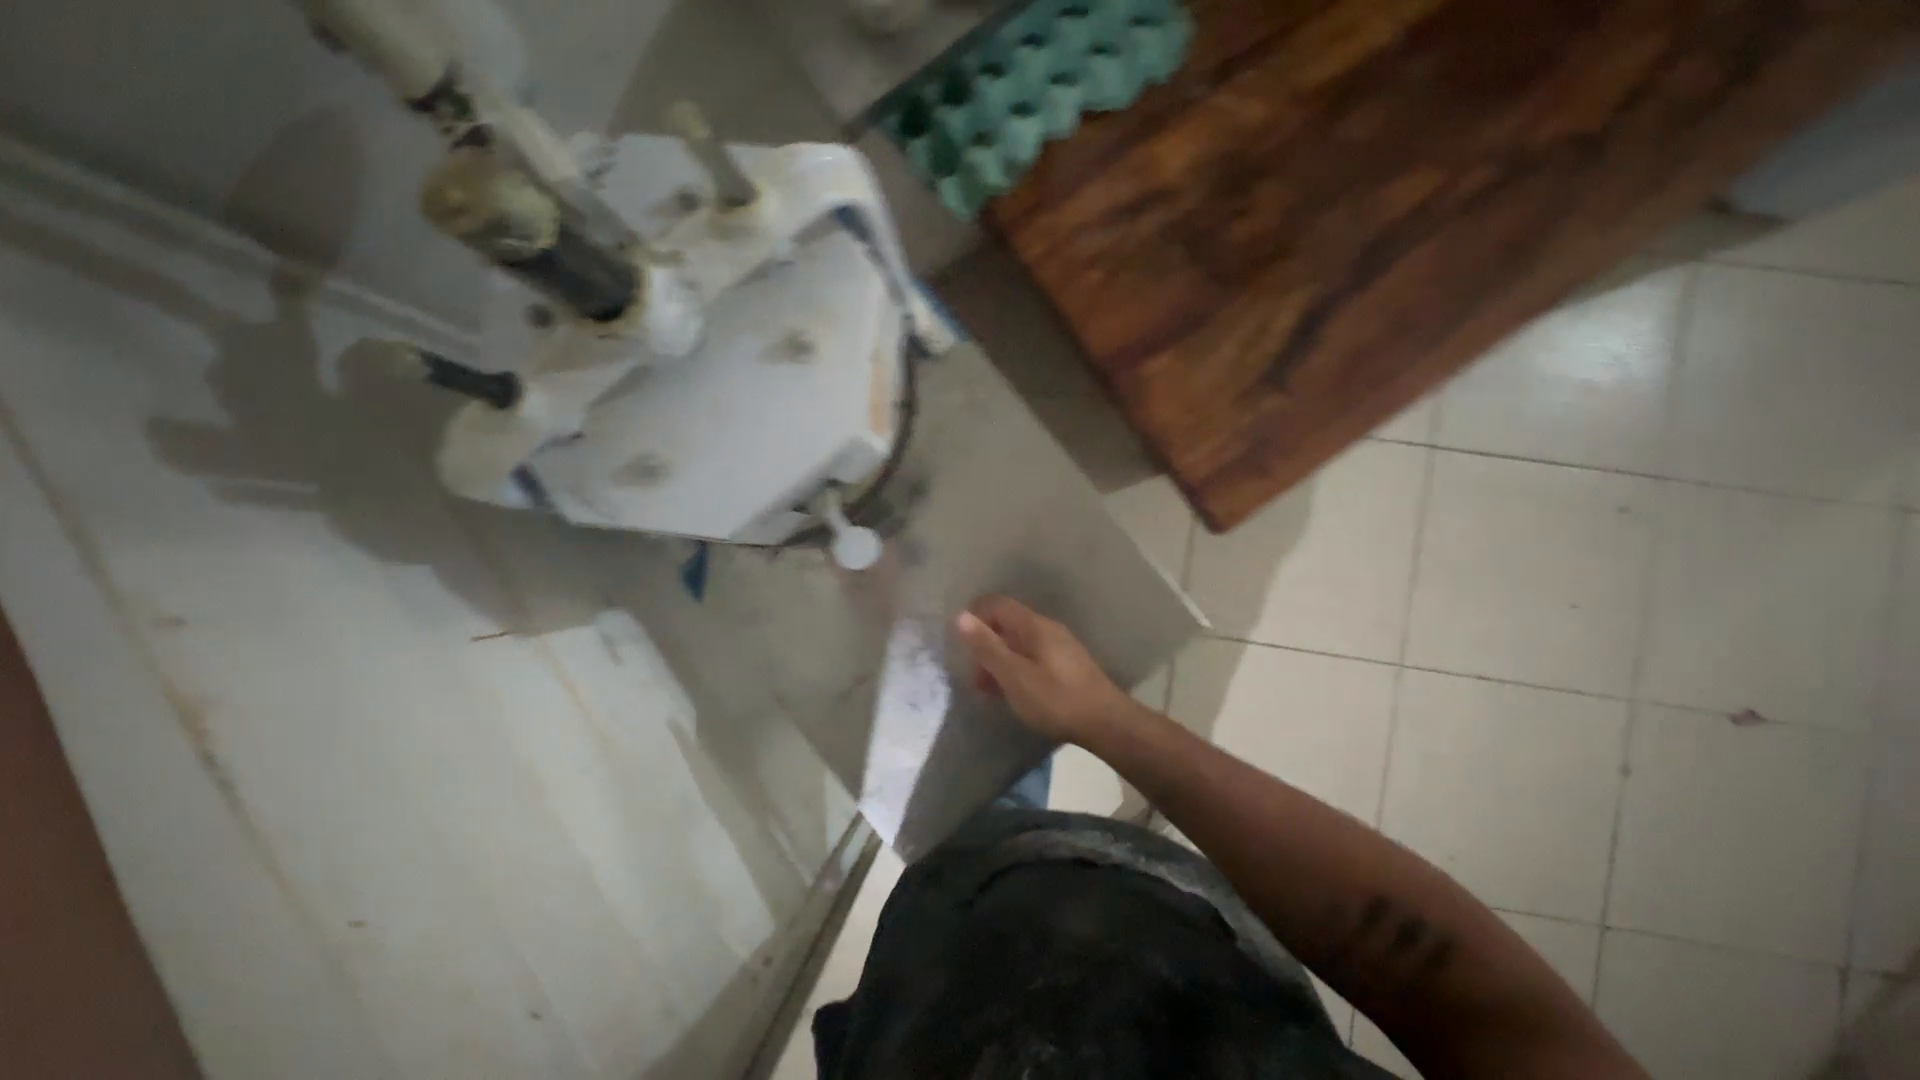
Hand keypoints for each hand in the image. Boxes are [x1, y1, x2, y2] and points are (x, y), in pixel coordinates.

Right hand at [954, 595, 1137, 744]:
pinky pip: (1032, 657)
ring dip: (999, 660)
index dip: (974, 617)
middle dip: (985, 644)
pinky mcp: (1066, 666)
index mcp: (1034, 626)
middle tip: (972, 674)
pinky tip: (1013, 693)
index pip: (997, 604)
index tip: (959, 643)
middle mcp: (1047, 629)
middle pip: (1007, 623)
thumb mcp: (1014, 676)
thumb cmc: (1055, 699)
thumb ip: (987, 646)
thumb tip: (961, 616)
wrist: (1106, 723)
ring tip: (987, 689)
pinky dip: (1015, 669)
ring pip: (1019, 643)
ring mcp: (1059, 647)